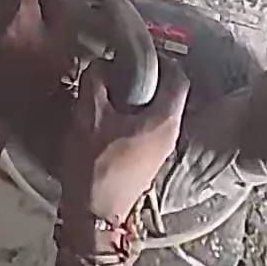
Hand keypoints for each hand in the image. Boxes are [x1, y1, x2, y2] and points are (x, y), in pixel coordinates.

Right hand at [59, 55, 188, 226]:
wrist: (94, 214)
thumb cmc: (95, 163)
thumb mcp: (89, 115)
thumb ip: (95, 81)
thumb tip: (101, 64)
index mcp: (164, 120)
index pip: (177, 76)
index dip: (160, 58)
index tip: (137, 51)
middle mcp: (171, 133)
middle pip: (166, 93)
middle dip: (144, 77)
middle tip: (118, 67)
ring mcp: (161, 150)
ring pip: (155, 111)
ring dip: (136, 97)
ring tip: (109, 89)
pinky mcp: (148, 160)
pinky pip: (147, 127)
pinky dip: (132, 114)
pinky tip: (108, 115)